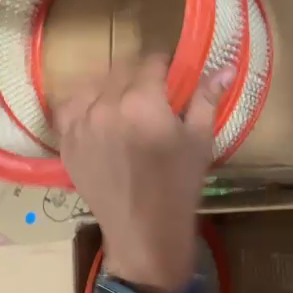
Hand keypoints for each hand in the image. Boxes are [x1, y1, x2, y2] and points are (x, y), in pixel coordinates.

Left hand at [54, 57, 230, 292]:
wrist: (144, 231)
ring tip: (126, 105)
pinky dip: (85, 105)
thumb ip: (207, 98)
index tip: (175, 76)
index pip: (152, 61)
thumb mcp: (199, 140)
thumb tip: (226, 66)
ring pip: (94, 85)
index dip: (166, 65)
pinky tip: (100, 115)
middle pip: (122, 69)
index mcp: (142, 101)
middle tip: (156, 94)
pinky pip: (70, 108)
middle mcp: (106, 105)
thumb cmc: (179, 185)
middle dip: (141, 75)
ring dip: (112, 87)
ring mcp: (80, 123)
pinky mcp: (66, 142)